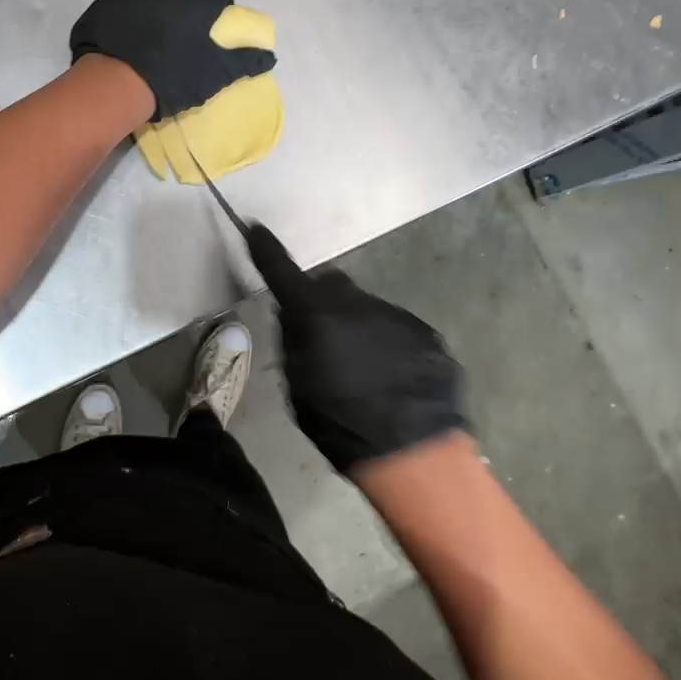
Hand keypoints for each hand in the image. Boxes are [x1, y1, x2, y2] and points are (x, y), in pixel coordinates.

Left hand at [69, 0, 275, 120]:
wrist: (117, 81)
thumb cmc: (175, 75)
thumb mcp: (217, 73)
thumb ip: (245, 62)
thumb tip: (270, 56)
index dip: (221, 7)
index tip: (218, 26)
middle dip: (191, 5)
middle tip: (189, 33)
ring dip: (161, 11)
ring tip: (158, 38)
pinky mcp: (108, 5)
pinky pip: (128, 7)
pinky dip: (133, 19)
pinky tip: (131, 40)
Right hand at [245, 224, 467, 475]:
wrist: (412, 451)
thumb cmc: (339, 424)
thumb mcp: (296, 385)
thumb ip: (292, 342)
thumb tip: (293, 315)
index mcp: (316, 314)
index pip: (282, 270)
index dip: (265, 249)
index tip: (255, 228)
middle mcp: (355, 302)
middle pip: (330, 287)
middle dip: (320, 301)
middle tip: (320, 336)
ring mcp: (394, 313)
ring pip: (364, 308)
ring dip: (356, 326)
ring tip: (362, 370)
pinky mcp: (424, 331)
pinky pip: (394, 328)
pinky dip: (385, 343)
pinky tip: (390, 377)